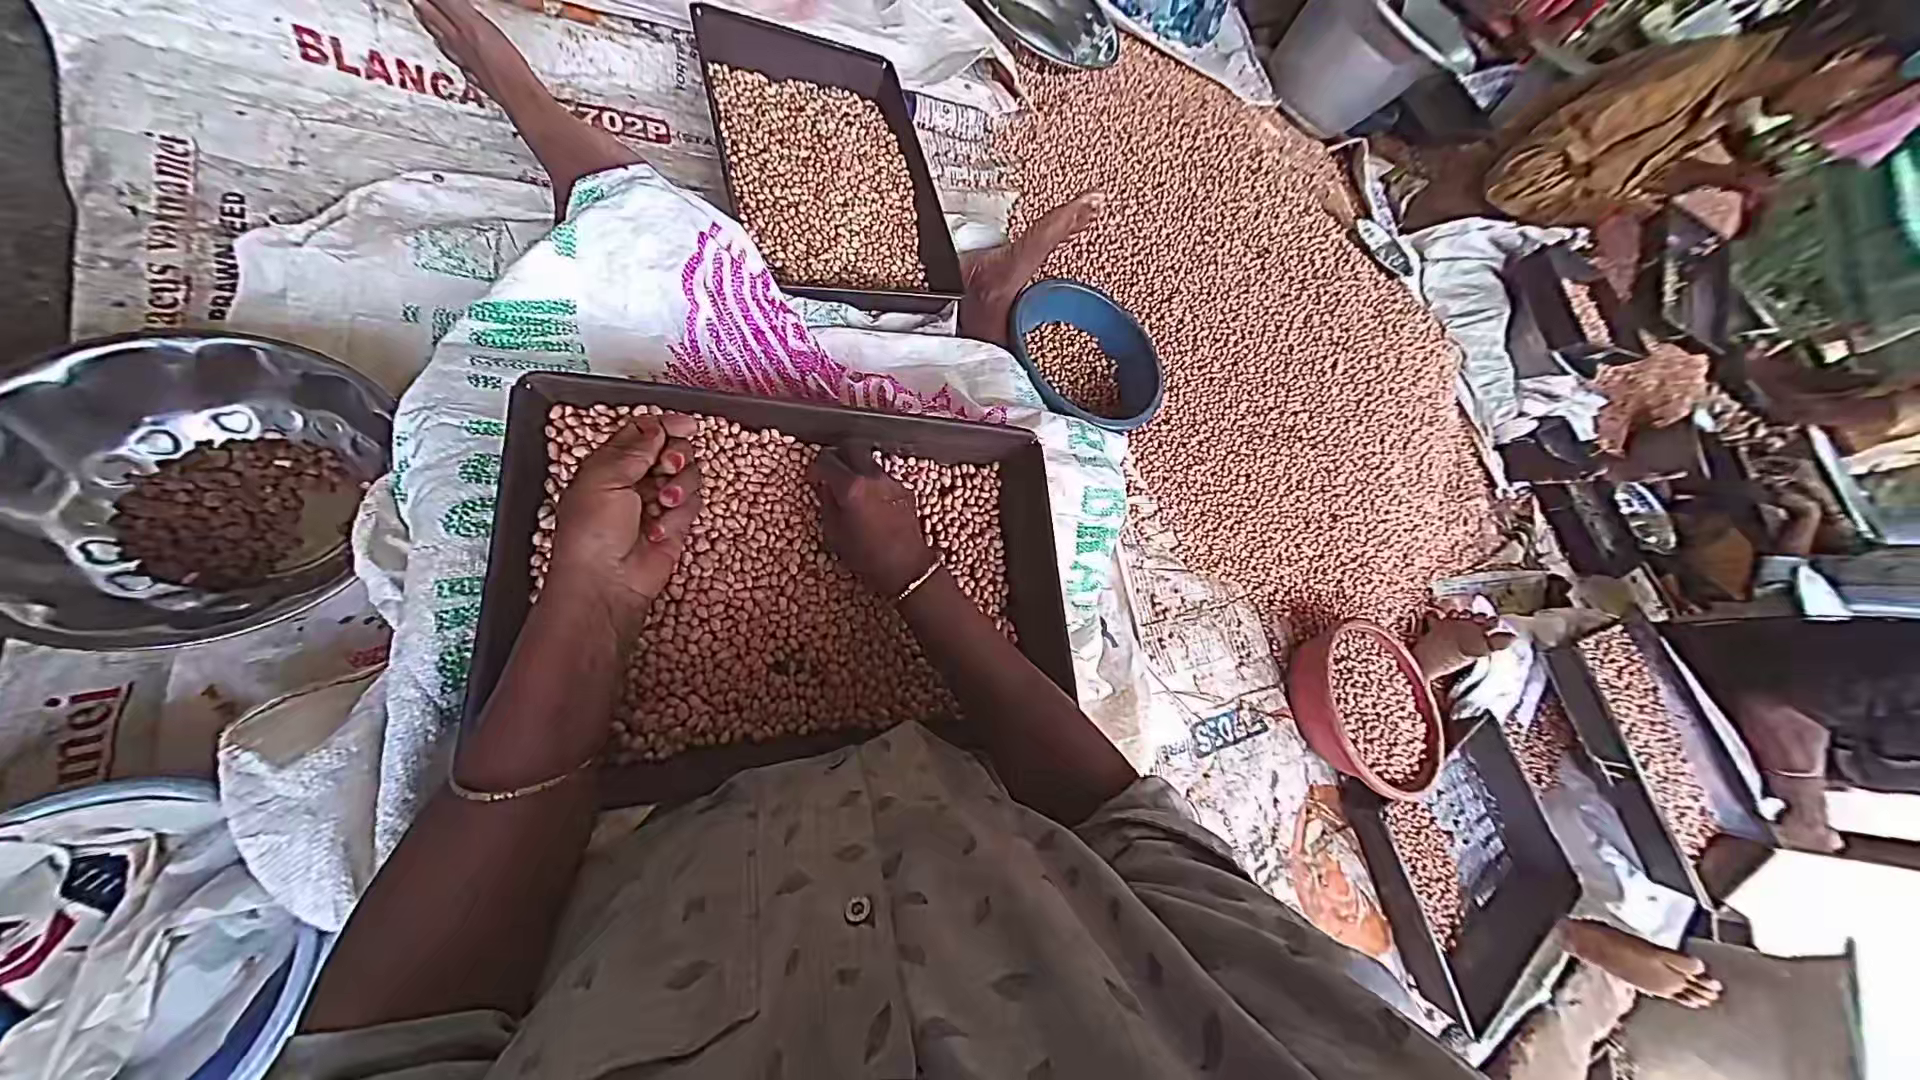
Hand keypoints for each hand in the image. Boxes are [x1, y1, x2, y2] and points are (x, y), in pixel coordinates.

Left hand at [545, 413, 701, 626]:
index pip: (645, 433)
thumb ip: (634, 449)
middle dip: (677, 456)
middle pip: (674, 450)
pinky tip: (659, 529)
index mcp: (612, 463)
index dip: (666, 425)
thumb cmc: (592, 532)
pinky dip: (680, 514)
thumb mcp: (604, 478)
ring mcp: (659, 502)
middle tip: (668, 466)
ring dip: (680, 487)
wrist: (608, 580)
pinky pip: (694, 504)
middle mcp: (637, 480)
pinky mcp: (677, 523)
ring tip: (663, 504)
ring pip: (689, 476)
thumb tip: (657, 427)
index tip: (687, 425)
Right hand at [810, 443, 934, 595]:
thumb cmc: (865, 555)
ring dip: (855, 467)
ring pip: (869, 461)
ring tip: (848, 487)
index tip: (812, 477)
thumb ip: (826, 501)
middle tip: (828, 471)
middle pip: (851, 448)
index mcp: (851, 486)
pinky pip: (883, 477)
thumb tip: (824, 485)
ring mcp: (891, 481)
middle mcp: (873, 477)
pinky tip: (869, 500)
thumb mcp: (834, 532)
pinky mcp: (904, 490)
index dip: (815, 467)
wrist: (905, 567)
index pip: (826, 460)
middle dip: (836, 456)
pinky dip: (871, 482)